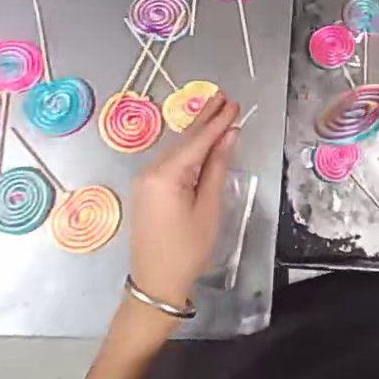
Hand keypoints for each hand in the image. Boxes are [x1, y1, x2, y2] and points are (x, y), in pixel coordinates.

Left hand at [128, 91, 241, 309]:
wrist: (156, 282)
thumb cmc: (188, 249)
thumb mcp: (209, 208)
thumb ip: (217, 168)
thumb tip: (229, 136)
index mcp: (166, 175)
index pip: (197, 141)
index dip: (217, 121)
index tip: (234, 103)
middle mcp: (150, 170)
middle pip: (183, 140)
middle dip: (205, 118)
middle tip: (224, 96)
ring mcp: (145, 179)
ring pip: (176, 149)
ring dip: (197, 132)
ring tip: (217, 111)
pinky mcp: (146, 188)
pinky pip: (170, 161)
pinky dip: (188, 149)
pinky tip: (200, 140)